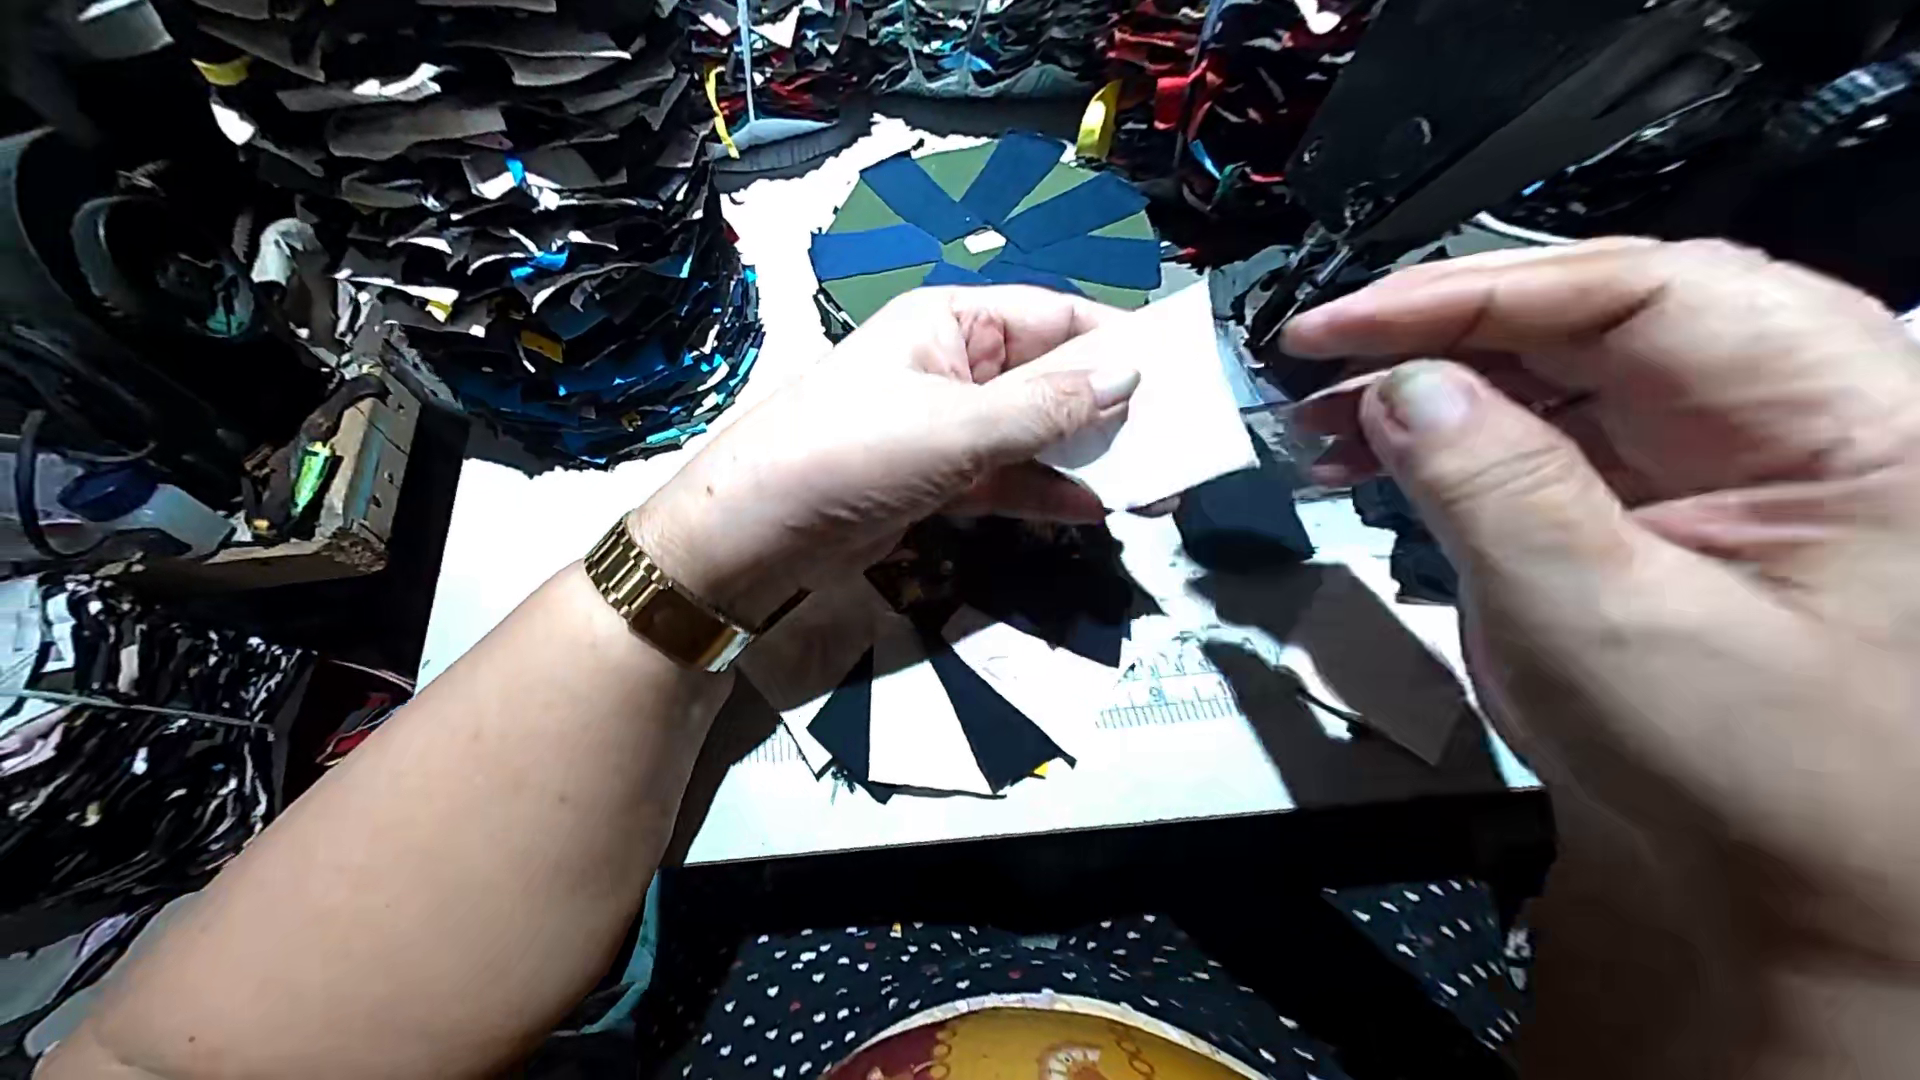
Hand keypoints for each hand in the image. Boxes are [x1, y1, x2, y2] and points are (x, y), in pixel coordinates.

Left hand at [635, 286, 1139, 624]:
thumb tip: (1128, 375)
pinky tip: (1093, 508)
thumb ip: (1044, 407)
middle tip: (1173, 442)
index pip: (1054, 318)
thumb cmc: (853, 454)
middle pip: (1048, 379)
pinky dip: (1045, 493)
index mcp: (952, 324)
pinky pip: (1007, 479)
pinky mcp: (939, 480)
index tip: (1173, 376)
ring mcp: (947, 428)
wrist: (761, 534)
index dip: (1115, 343)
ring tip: (1149, 485)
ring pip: (1032, 435)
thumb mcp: (956, 426)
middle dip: (1107, 410)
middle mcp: (953, 367)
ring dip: (1083, 458)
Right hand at [1286, 239, 1919, 1072]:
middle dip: (1427, 334)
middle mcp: (1767, 410)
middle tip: (1312, 359)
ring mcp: (1683, 453)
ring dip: (1410, 388)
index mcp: (1841, 414)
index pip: (1638, 293)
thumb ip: (1493, 486)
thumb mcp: (1596, 614)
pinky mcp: (1613, 495)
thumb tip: (1395, 387)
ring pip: (1528, 374)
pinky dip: (1420, 439)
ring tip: (1313, 420)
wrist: (1757, 873)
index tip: (1338, 327)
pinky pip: (1507, 434)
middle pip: (1574, 320)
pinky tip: (1352, 455)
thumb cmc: (1730, 761)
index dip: (1469, 296)